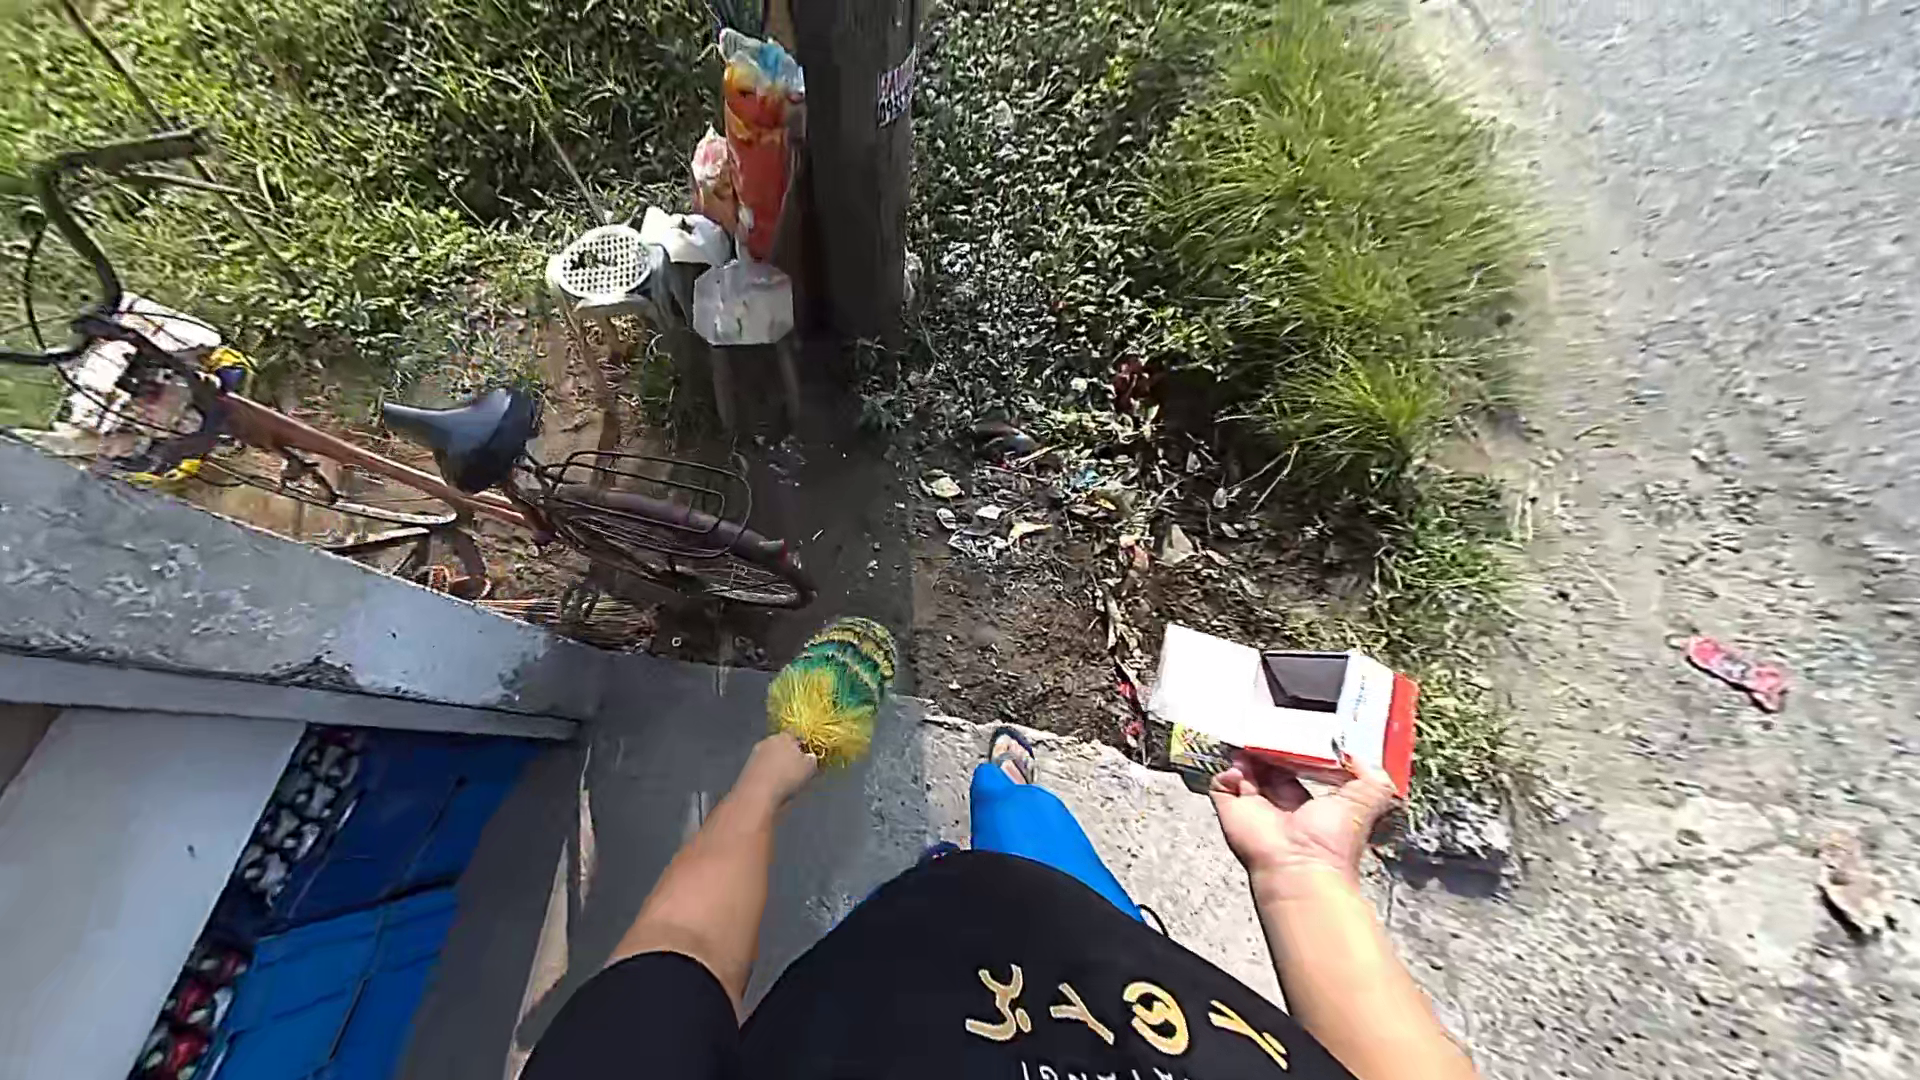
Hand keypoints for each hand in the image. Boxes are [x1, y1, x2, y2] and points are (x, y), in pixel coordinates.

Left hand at [736, 732, 819, 810]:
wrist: (756, 796)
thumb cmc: (787, 777)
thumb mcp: (811, 767)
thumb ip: (813, 759)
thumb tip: (811, 757)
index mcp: (784, 736)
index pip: (797, 736)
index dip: (804, 747)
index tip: (810, 759)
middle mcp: (768, 741)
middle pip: (782, 746)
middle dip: (790, 756)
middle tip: (799, 771)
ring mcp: (754, 756)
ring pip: (771, 759)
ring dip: (778, 768)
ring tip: (787, 783)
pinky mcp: (746, 771)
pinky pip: (763, 771)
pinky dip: (768, 778)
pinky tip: (774, 789)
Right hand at [1209, 751, 1398, 889]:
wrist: (1297, 868)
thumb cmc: (1330, 843)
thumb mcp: (1361, 805)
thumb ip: (1370, 782)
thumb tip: (1364, 758)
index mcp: (1304, 805)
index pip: (1292, 771)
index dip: (1289, 753)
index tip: (1290, 735)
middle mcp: (1276, 805)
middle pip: (1263, 768)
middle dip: (1263, 751)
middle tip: (1264, 736)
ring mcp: (1251, 807)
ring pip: (1241, 772)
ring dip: (1244, 758)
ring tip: (1250, 751)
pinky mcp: (1230, 809)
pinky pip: (1220, 784)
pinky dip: (1227, 773)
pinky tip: (1241, 773)